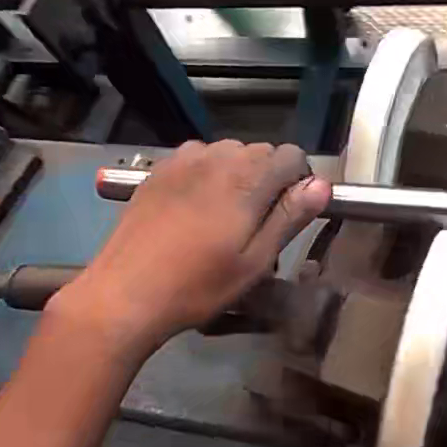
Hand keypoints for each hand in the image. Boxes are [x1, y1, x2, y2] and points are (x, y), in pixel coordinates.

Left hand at [47, 140, 329, 357]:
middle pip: (262, 152)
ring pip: (231, 153)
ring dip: (239, 174)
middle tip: (255, 224)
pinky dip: (208, 173)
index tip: (287, 215)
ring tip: (224, 215)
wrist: (124, 294)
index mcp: (247, 178)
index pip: (292, 155)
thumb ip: (290, 217)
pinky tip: (195, 206)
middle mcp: (218, 157)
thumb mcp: (255, 261)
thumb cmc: (198, 284)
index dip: (298, 182)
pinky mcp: (160, 169)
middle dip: (269, 179)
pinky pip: (199, 157)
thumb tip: (321, 184)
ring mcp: (185, 159)